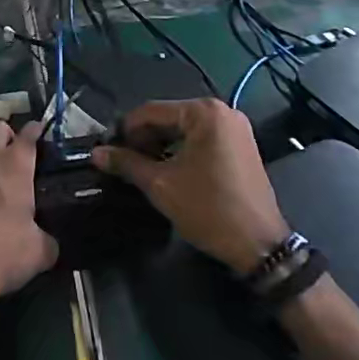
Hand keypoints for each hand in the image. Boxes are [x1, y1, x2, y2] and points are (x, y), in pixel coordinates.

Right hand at [91, 99, 289, 274]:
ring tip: (142, 168)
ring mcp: (235, 128)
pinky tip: (167, 169)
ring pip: (183, 129)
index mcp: (203, 112)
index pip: (150, 111)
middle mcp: (222, 111)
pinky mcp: (241, 146)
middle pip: (167, 118)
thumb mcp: (160, 184)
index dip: (125, 130)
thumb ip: (126, 163)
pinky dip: (180, 150)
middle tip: (123, 161)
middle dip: (143, 138)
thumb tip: (96, 153)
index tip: (108, 150)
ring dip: (160, 145)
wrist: (261, 248)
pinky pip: (200, 139)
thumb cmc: (209, 209)